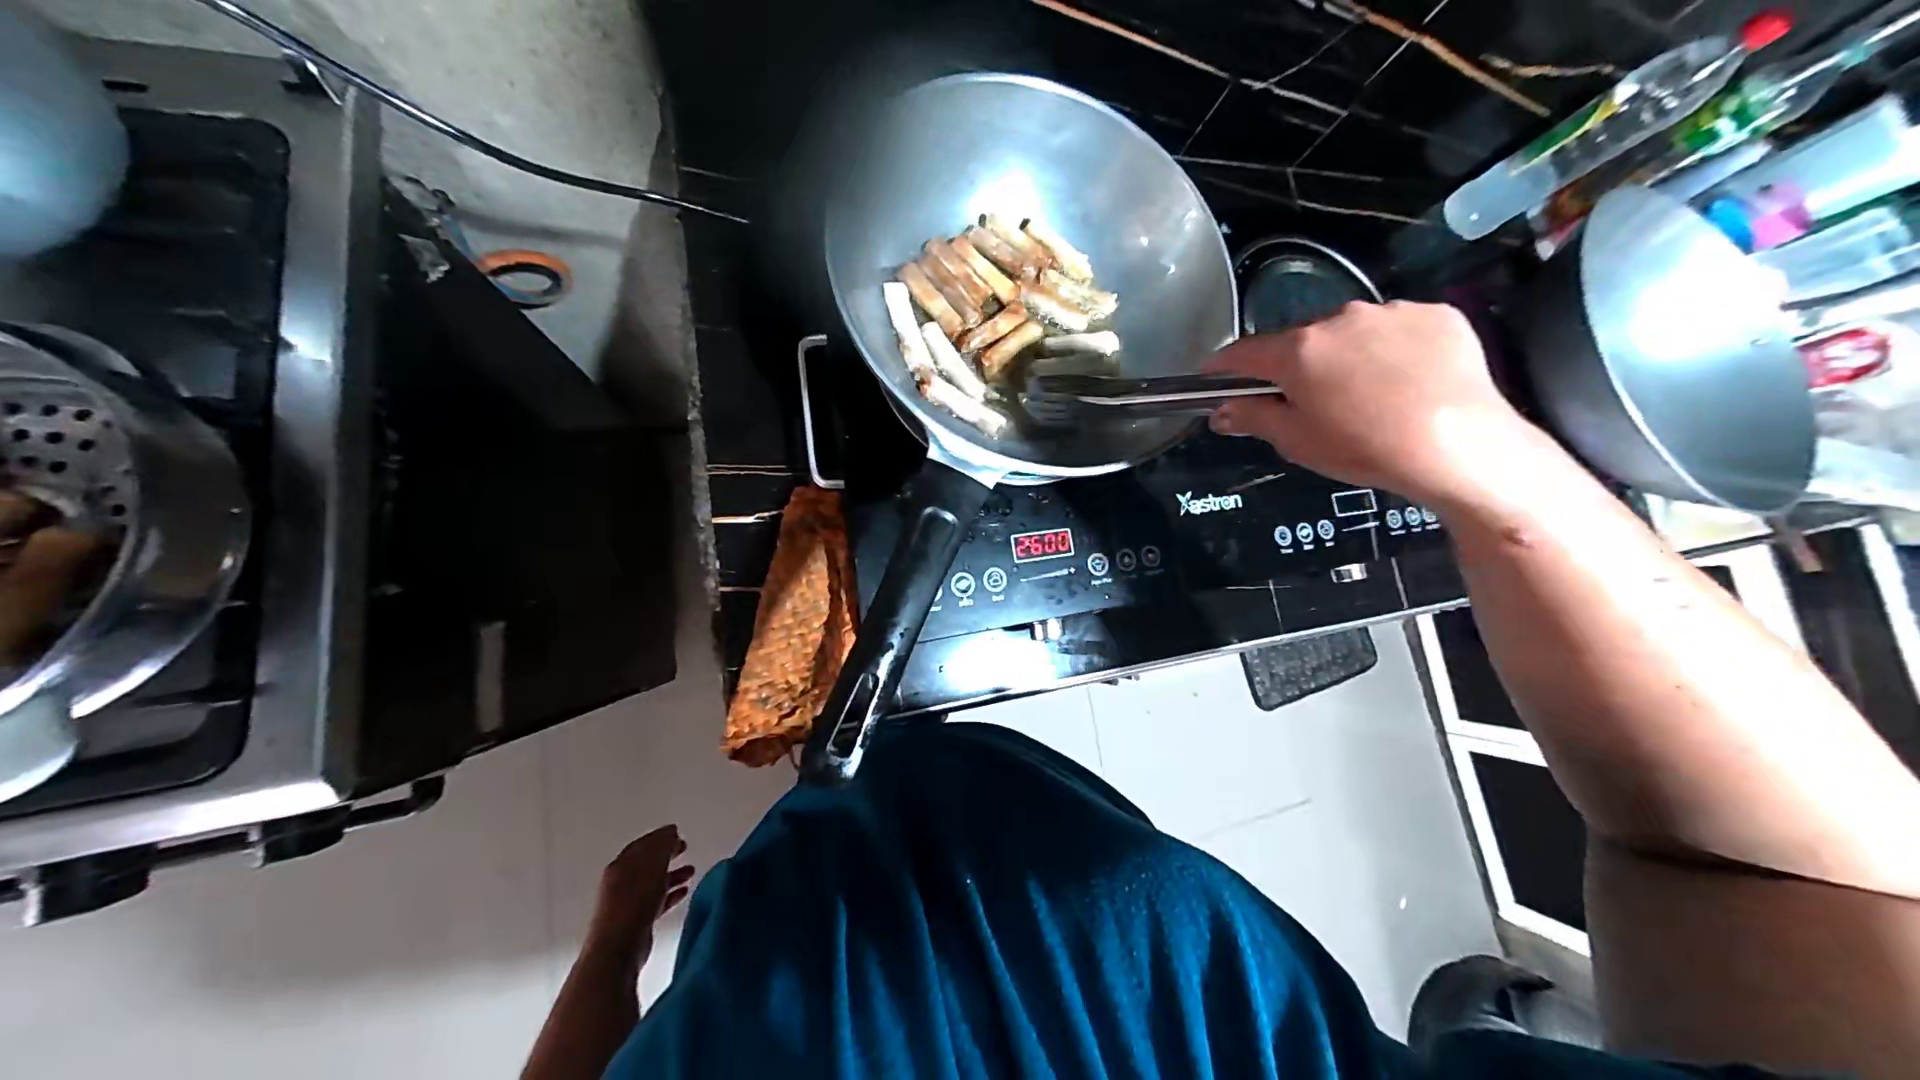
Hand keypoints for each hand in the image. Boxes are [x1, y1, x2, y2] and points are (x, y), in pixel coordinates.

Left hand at [584, 824, 695, 966]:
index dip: (660, 837)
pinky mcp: (635, 923)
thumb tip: (670, 832)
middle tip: (683, 848)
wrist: (620, 947)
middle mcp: (620, 883)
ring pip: (653, 883)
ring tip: (690, 871)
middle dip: (666, 855)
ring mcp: (626, 904)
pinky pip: (656, 902)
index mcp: (620, 865)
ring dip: (671, 875)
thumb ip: (663, 845)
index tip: (677, 832)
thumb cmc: (636, 900)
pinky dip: (669, 894)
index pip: (642, 844)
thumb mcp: (653, 864)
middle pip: (647, 863)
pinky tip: (683, 892)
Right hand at [1202, 300, 1533, 509]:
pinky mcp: (1437, 315)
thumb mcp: (1297, 442)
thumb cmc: (1364, 448)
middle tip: (1308, 401)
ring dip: (1346, 355)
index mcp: (1299, 351)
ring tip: (1366, 393)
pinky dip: (1392, 350)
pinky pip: (1398, 329)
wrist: (1461, 445)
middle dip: (1296, 365)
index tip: (1215, 378)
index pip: (1244, 352)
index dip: (1224, 367)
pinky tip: (1406, 382)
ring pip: (1351, 332)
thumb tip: (1222, 411)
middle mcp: (1340, 319)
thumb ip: (1254, 418)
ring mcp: (1392, 312)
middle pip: (1301, 340)